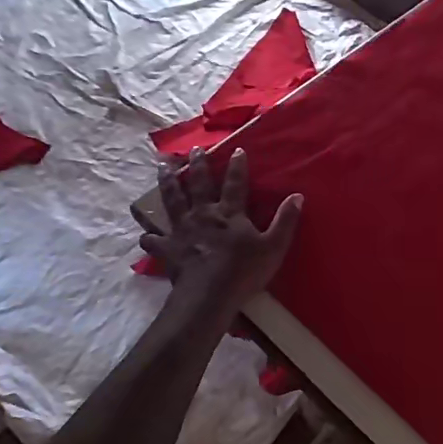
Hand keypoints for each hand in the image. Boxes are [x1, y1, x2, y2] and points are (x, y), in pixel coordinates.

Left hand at [134, 148, 302, 316]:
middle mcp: (203, 214)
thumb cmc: (244, 271)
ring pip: (172, 200)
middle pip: (198, 184)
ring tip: (162, 166)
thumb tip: (297, 196)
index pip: (235, 184)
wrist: (209, 294)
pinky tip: (145, 234)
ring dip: (167, 181)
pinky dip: (149, 236)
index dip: (237, 166)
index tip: (237, 149)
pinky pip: (154, 240)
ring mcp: (182, 230)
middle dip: (197, 165)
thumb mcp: (274, 247)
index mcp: (229, 213)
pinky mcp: (168, 248)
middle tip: (193, 150)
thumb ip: (285, 221)